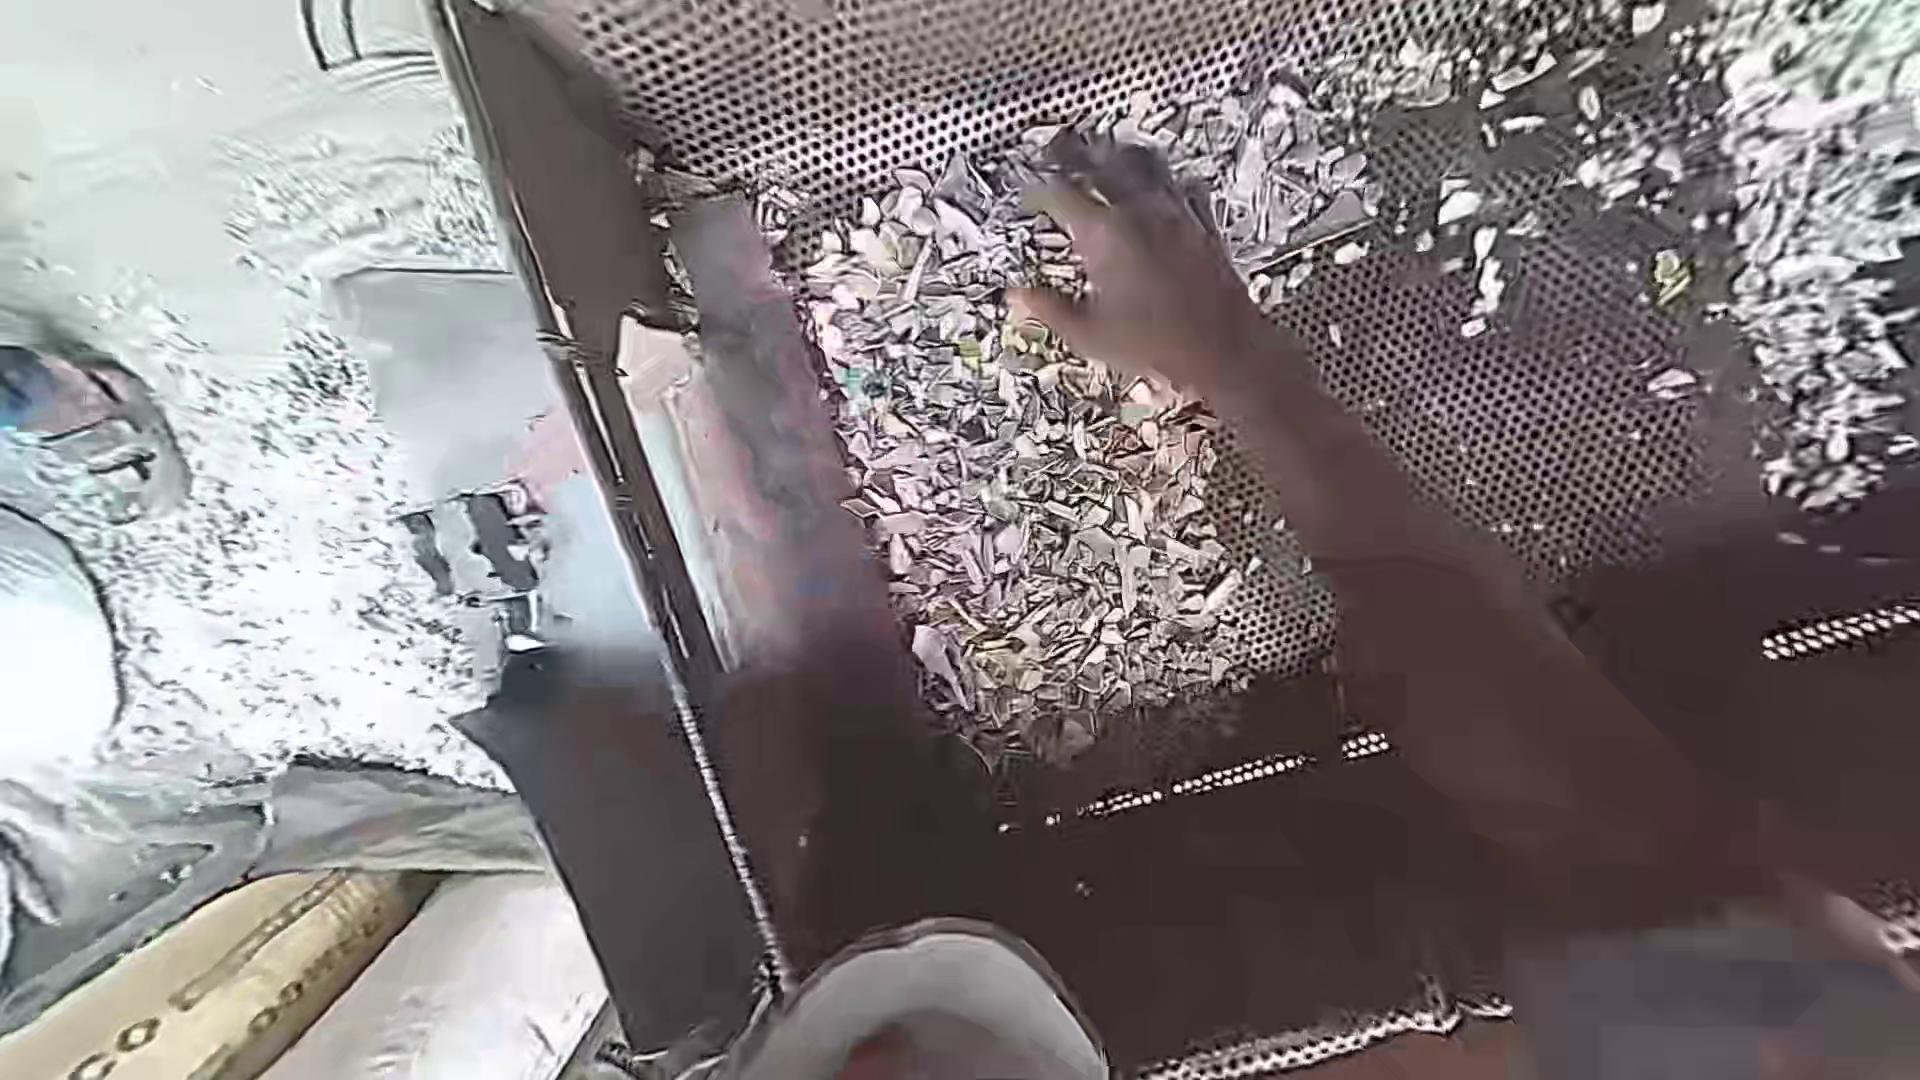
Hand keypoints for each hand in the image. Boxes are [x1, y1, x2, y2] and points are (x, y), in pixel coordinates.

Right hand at [1009, 136, 1291, 398]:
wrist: (1218, 347)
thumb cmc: (1150, 344)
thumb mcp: (1088, 334)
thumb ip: (1050, 308)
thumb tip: (1017, 294)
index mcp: (1104, 236)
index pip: (1063, 197)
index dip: (1042, 189)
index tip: (1031, 189)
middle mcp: (1139, 212)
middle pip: (1104, 167)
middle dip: (1079, 157)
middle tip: (1063, 151)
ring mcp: (1175, 214)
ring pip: (1146, 166)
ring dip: (1122, 158)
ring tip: (1109, 155)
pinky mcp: (1202, 225)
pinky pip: (1182, 187)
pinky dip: (1164, 181)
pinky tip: (1162, 187)